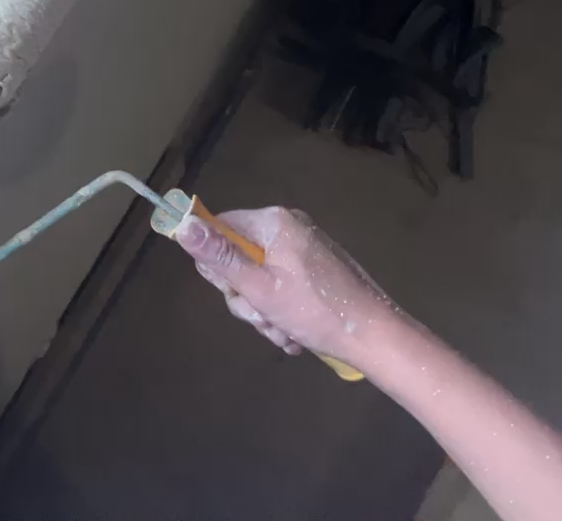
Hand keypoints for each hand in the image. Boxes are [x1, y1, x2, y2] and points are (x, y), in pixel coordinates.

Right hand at [172, 205, 402, 368]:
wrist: (379, 339)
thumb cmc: (315, 311)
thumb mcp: (258, 288)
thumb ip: (218, 256)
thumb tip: (182, 223)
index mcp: (273, 222)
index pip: (220, 227)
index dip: (217, 263)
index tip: (230, 290)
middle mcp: (288, 226)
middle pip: (240, 255)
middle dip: (245, 294)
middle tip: (261, 317)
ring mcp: (304, 247)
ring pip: (259, 276)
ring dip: (263, 309)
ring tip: (281, 332)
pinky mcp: (317, 268)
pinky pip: (282, 282)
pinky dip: (282, 308)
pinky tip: (292, 333)